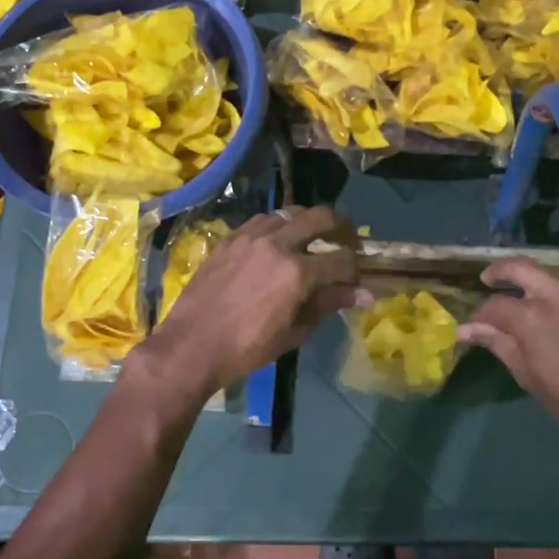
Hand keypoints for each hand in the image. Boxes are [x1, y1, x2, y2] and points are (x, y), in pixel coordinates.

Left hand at [151, 206, 364, 390]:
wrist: (192, 344)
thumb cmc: (247, 347)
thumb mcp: (295, 331)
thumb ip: (329, 304)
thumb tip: (366, 294)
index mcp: (298, 271)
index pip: (342, 259)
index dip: (357, 268)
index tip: (358, 278)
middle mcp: (277, 243)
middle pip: (321, 217)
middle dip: (342, 228)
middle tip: (347, 243)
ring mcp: (251, 235)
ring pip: (290, 212)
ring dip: (307, 222)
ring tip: (311, 240)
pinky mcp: (230, 237)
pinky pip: (262, 220)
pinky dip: (278, 226)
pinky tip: (276, 243)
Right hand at [458, 258, 558, 484]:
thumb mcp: (529, 376)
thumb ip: (499, 344)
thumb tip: (469, 330)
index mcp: (533, 316)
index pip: (494, 305)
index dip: (478, 315)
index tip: (470, 327)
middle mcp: (557, 295)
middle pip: (520, 267)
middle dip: (499, 272)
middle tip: (486, 281)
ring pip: (548, 276)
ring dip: (528, 281)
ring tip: (517, 299)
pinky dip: (553, 294)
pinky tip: (551, 315)